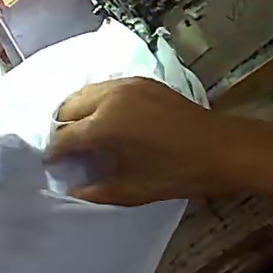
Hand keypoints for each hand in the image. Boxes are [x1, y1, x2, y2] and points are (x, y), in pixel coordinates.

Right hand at [45, 77, 245, 204]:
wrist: (221, 148)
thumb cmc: (176, 173)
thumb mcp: (132, 190)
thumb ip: (95, 191)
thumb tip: (72, 190)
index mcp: (103, 126)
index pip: (64, 137)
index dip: (54, 152)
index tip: (52, 164)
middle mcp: (108, 98)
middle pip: (67, 107)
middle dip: (61, 128)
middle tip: (66, 148)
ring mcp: (125, 85)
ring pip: (84, 93)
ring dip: (76, 111)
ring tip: (82, 132)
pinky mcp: (141, 81)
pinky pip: (105, 87)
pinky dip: (96, 101)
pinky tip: (105, 118)